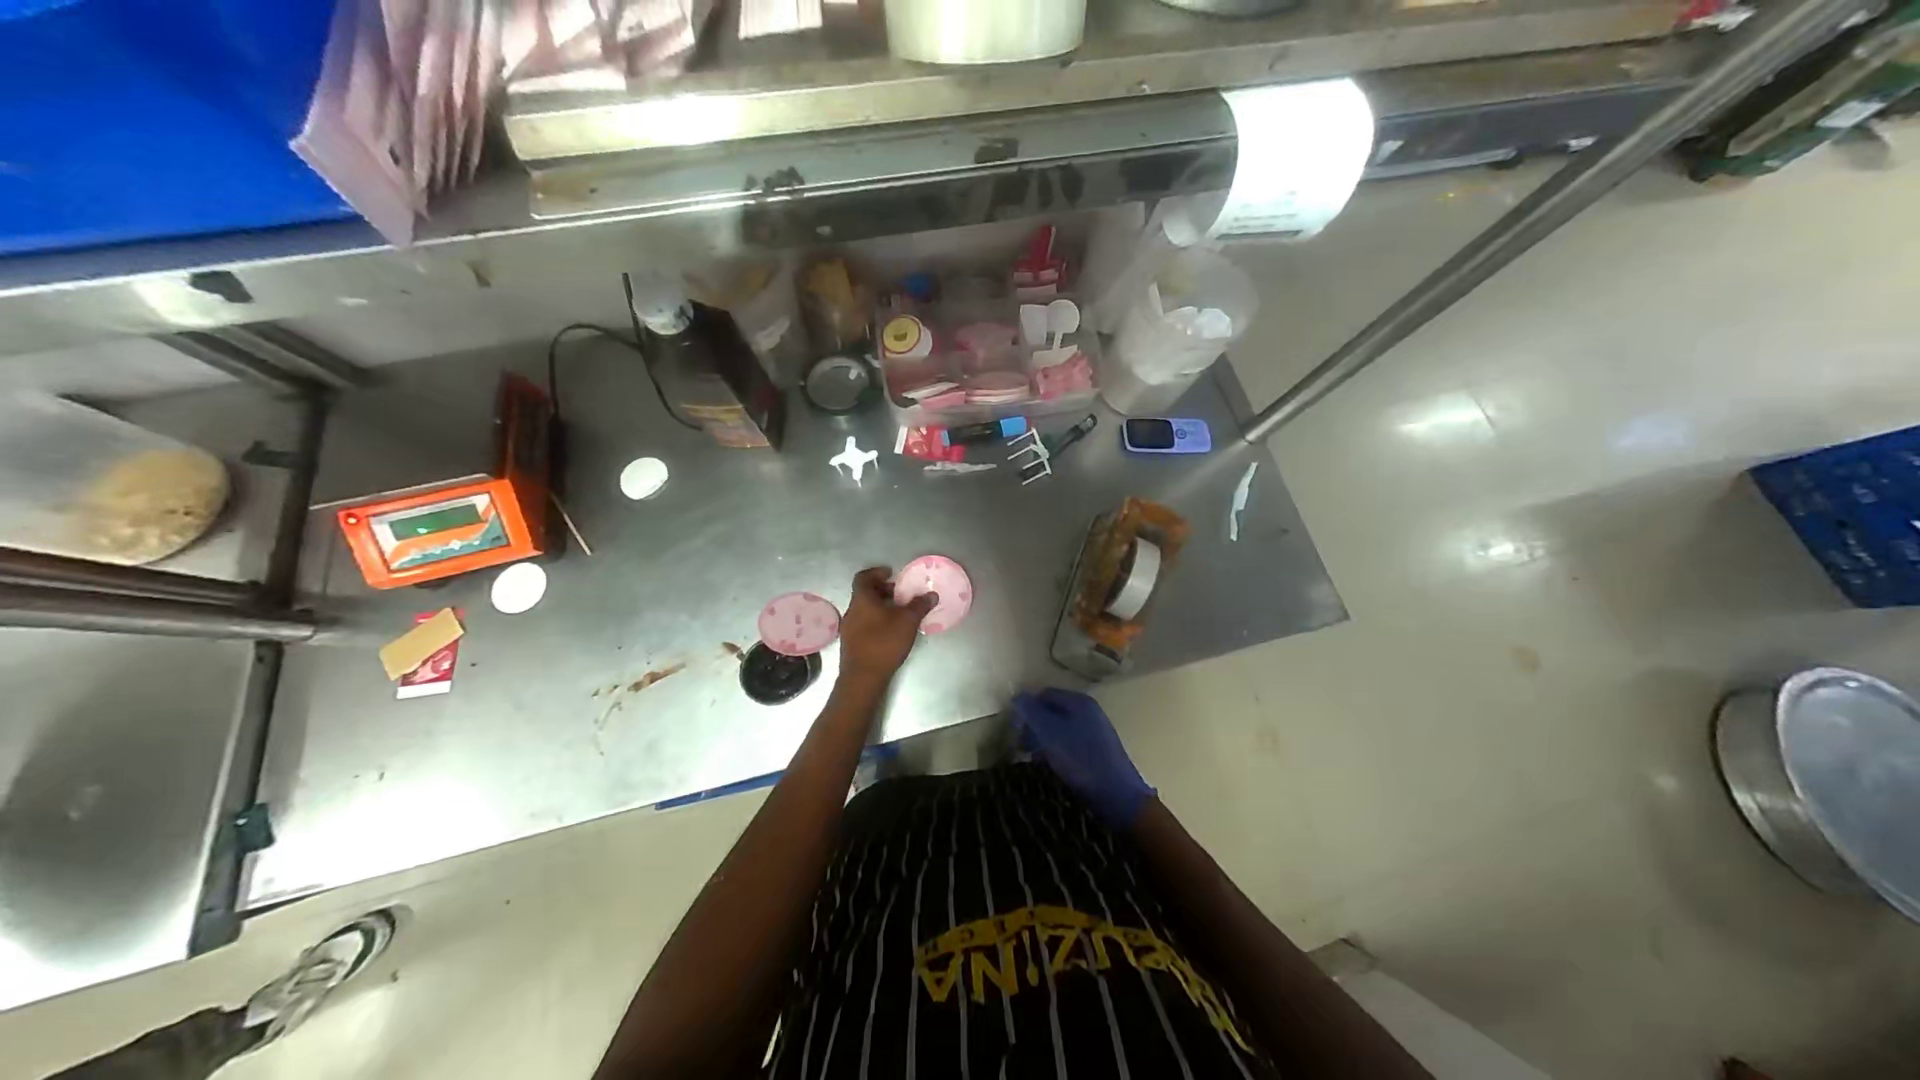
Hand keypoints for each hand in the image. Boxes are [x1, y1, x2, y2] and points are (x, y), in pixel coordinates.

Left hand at [837, 567, 935, 690]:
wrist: (863, 677)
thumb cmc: (884, 643)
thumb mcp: (908, 621)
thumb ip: (919, 606)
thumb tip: (931, 594)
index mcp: (862, 600)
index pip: (863, 577)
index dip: (877, 572)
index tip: (891, 574)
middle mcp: (851, 611)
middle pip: (864, 594)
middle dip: (882, 591)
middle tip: (900, 595)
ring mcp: (848, 628)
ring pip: (864, 610)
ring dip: (880, 607)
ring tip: (898, 614)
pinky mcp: (850, 643)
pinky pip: (863, 623)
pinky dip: (875, 620)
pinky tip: (889, 631)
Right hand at [1012, 688, 1155, 827]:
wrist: (1117, 796)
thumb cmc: (1081, 760)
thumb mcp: (1050, 733)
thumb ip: (1032, 712)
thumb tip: (1017, 695)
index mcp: (1079, 702)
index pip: (1044, 694)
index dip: (1026, 706)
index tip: (1011, 725)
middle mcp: (1088, 712)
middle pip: (1052, 711)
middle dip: (1032, 725)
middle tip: (1018, 743)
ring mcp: (1094, 732)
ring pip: (1059, 729)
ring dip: (1041, 739)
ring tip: (1028, 755)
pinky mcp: (1095, 752)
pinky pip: (1068, 744)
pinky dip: (1054, 751)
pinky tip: (1047, 765)